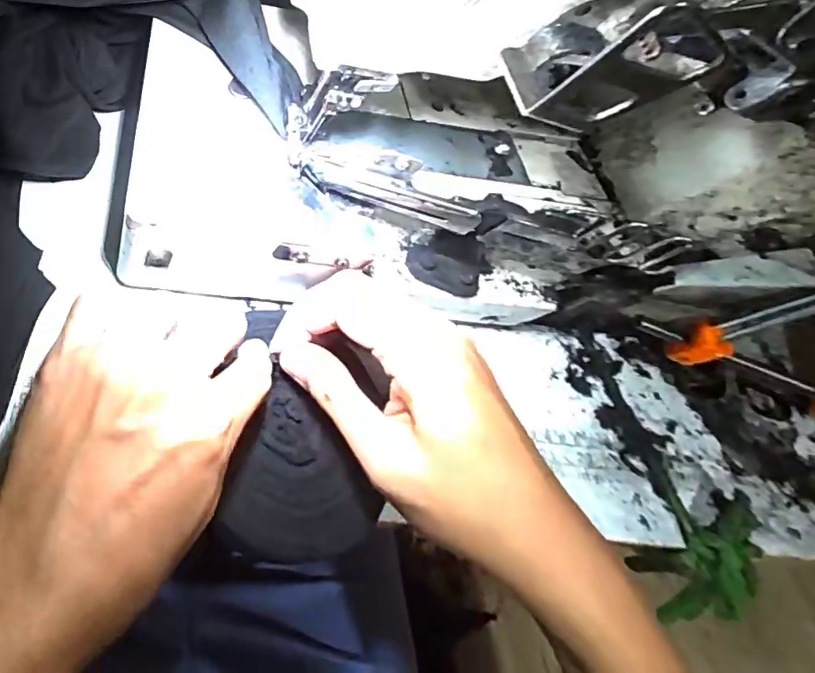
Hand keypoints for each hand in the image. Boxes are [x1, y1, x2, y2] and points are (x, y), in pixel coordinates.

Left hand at [0, 294, 271, 672]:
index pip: (254, 364)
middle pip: (218, 321)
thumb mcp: (203, 502)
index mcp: (207, 422)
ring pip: (164, 304)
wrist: (38, 572)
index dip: (253, 364)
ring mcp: (114, 361)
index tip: (244, 363)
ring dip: (170, 323)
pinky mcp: (68, 356)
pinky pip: (98, 301)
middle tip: (207, 347)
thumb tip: (232, 394)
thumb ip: (223, 434)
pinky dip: (111, 310)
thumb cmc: (127, 555)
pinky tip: (113, 330)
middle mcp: (166, 380)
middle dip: (221, 334)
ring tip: (159, 339)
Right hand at [270, 271, 567, 575]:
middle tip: (291, 354)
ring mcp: (451, 337)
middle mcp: (439, 330)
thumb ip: (334, 396)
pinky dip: (363, 327)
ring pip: (379, 299)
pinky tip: (348, 358)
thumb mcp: (385, 457)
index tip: (282, 354)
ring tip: (311, 356)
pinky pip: (398, 319)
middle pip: (362, 288)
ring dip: (338, 317)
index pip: (348, 297)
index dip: (304, 317)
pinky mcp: (454, 351)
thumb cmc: (461, 501)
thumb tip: (293, 355)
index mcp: (424, 350)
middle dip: (317, 312)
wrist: (532, 525)